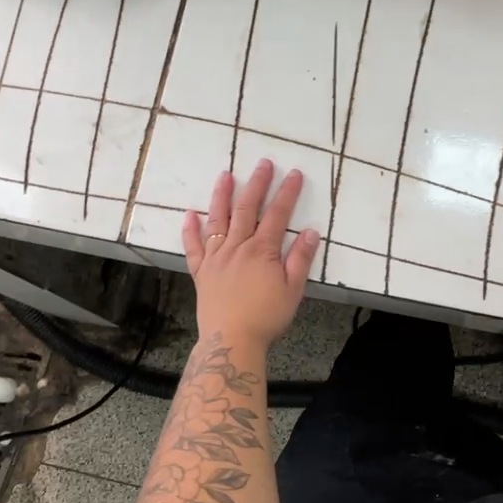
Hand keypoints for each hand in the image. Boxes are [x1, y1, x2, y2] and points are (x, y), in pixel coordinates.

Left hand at [181, 159, 320, 350]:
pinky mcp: (201, 272)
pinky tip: (190, 214)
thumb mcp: (293, 290)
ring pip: (218, 220)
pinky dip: (190, 230)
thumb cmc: (266, 317)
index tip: (294, 174)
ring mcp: (216, 258)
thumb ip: (301, 259)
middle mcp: (237, 247)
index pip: (278, 215)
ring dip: (222, 196)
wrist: (232, 339)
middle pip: (247, 209)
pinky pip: (193, 247)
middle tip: (263, 163)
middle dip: (257, 184)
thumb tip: (311, 232)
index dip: (287, 193)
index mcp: (263, 251)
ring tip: (225, 175)